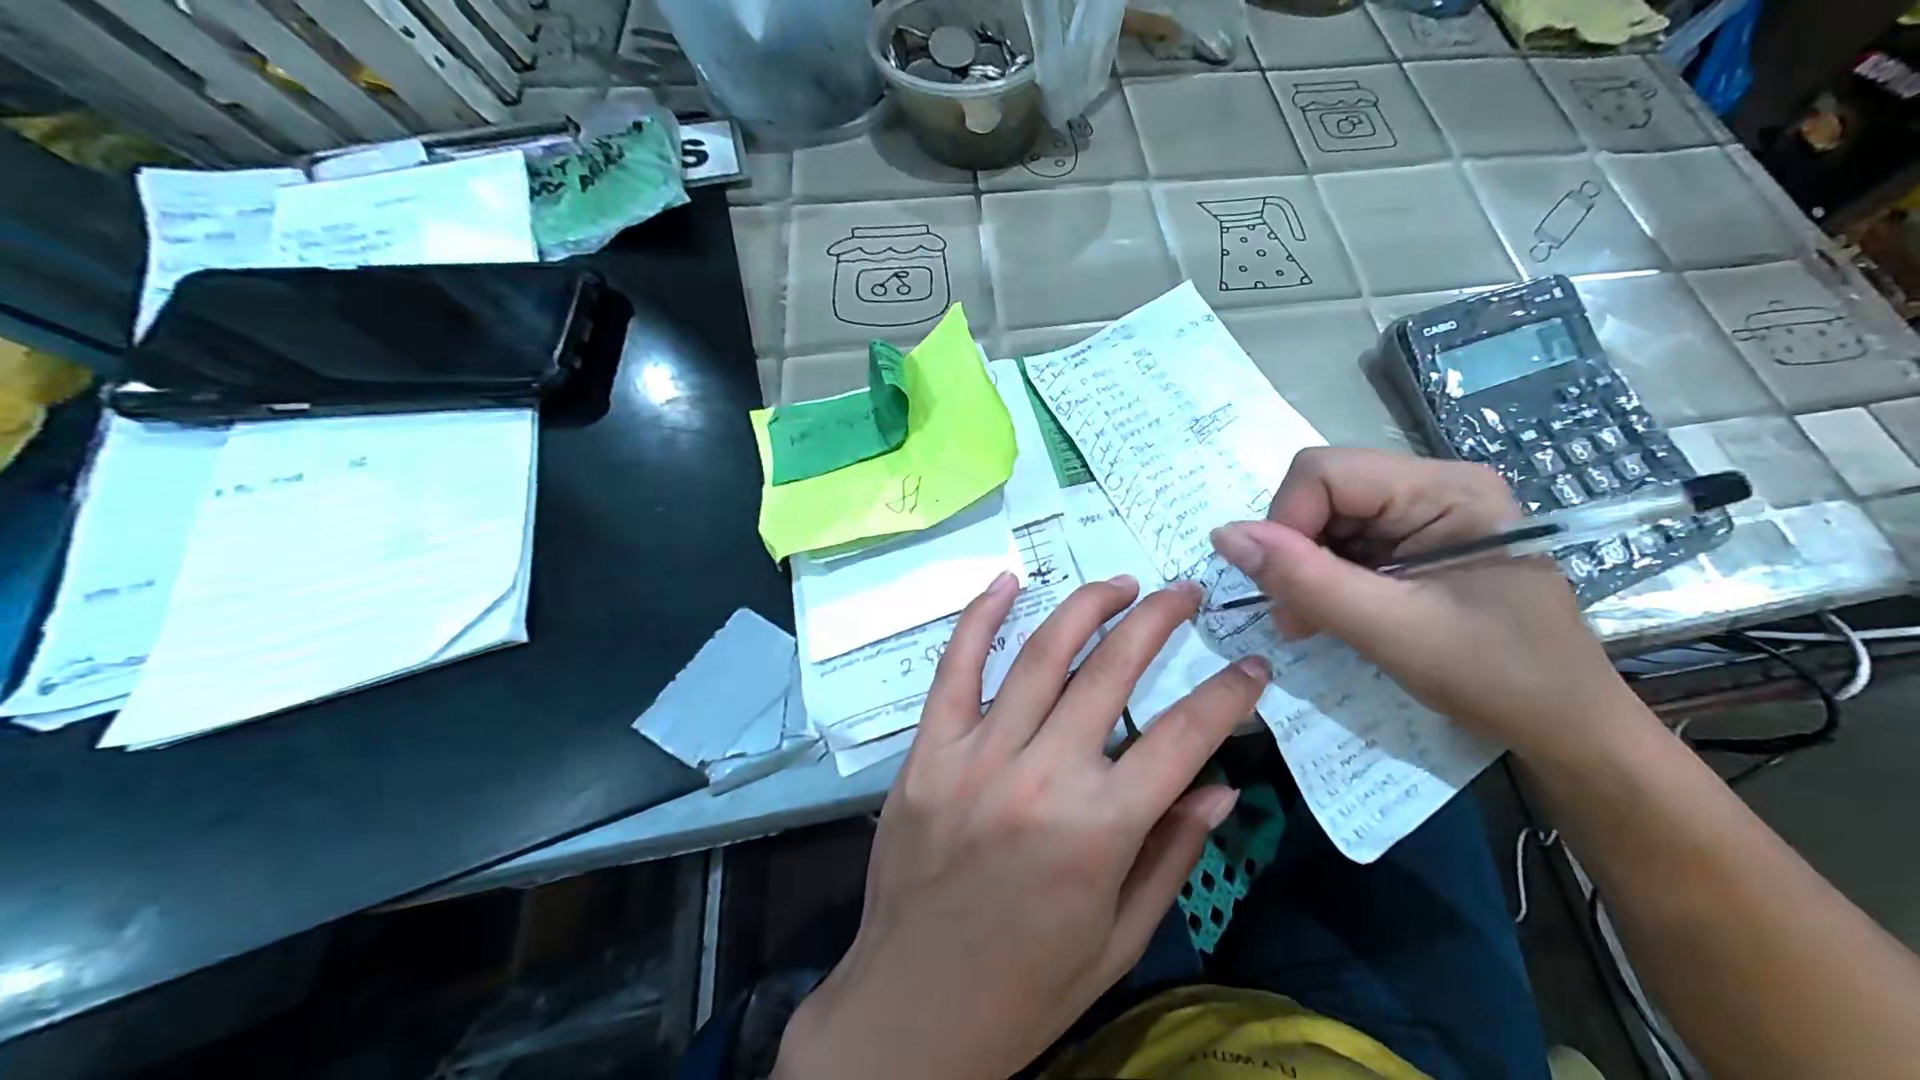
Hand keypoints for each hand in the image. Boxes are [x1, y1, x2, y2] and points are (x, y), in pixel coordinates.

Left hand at [772, 573, 1268, 1079]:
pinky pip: (954, 670)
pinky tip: (1005, 581)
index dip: (1226, 694)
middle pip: (1111, 673)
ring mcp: (975, 757)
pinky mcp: (926, 753)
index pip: (1183, 738)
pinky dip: (979, 619)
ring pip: (1039, 656)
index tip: (1251, 664)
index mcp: (1099, 830)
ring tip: (1121, 584)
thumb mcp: (1121, 936)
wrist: (912, 1008)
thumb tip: (1223, 784)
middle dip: (1158, 621)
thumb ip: (1172, 852)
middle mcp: (1040, 777)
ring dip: (1086, 607)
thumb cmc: (1028, 985)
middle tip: (1184, 592)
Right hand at [1208, 447, 1646, 759]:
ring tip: (1311, 622)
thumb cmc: (1495, 676)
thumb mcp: (1391, 629)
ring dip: (1303, 570)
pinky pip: (1339, 543)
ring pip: (1322, 520)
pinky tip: (1329, 615)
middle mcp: (1431, 486)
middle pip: (1320, 492)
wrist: (1564, 725)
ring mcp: (1422, 514)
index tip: (1285, 589)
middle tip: (1296, 616)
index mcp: (1444, 488)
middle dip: (1294, 552)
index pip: (1323, 473)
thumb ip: (1304, 579)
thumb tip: (1222, 535)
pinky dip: (1320, 579)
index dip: (1285, 524)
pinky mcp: (1412, 542)